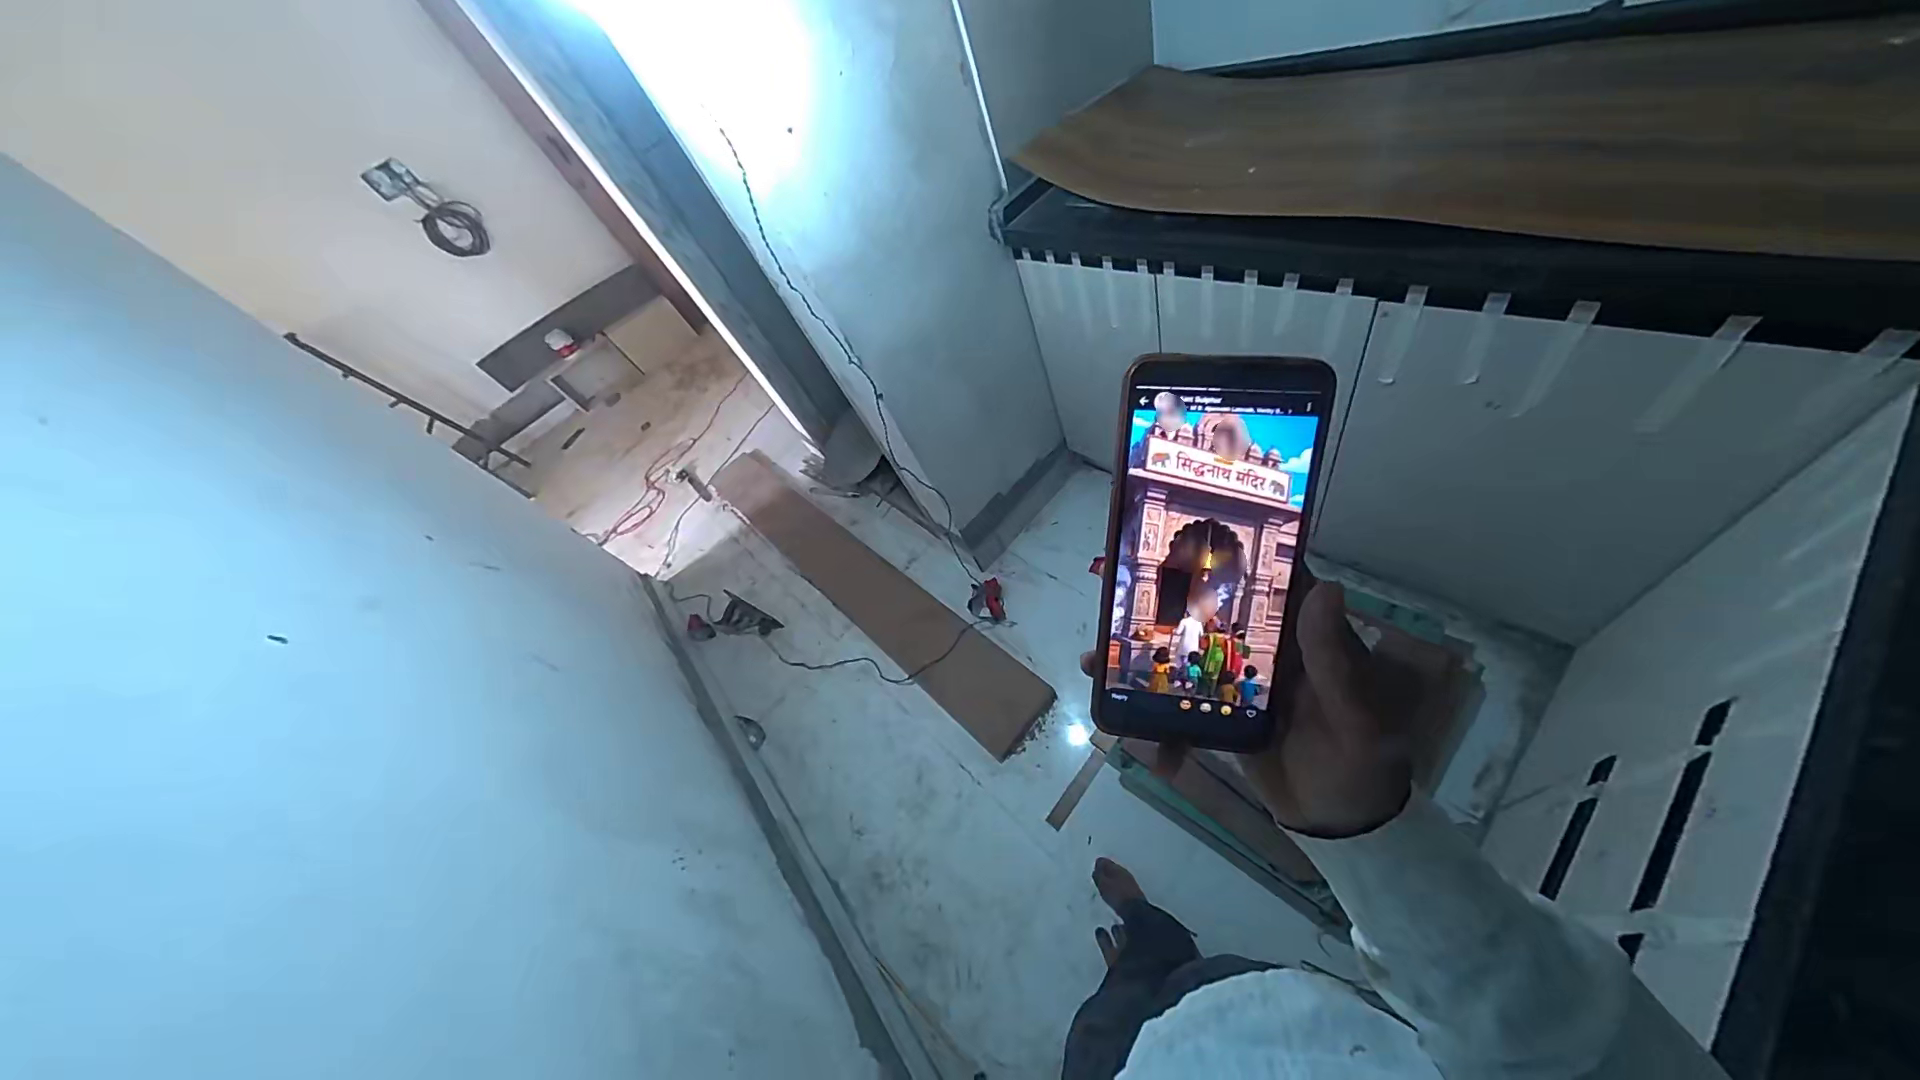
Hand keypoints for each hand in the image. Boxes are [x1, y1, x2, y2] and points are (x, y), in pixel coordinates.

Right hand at [1083, 579, 1412, 838]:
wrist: (1341, 823)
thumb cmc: (1360, 763)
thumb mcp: (1356, 715)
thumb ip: (1334, 659)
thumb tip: (1324, 587)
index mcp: (1300, 634)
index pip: (1265, 581)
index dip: (1229, 555)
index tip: (1180, 539)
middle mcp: (1265, 647)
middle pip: (1207, 615)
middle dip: (1159, 607)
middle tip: (1115, 601)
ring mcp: (1237, 679)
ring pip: (1183, 656)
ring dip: (1142, 659)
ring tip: (1096, 662)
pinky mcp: (1219, 712)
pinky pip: (1180, 704)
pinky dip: (1154, 717)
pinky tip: (1130, 729)